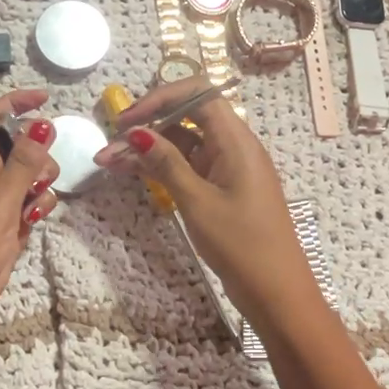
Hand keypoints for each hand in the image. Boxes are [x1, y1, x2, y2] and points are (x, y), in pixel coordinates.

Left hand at [0, 89, 59, 351]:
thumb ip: (23, 163)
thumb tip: (42, 123)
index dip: (14, 103)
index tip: (46, 98)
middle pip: (16, 146)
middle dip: (37, 155)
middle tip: (40, 179)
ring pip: (27, 176)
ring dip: (39, 185)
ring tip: (33, 207)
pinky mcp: (4, 228)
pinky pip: (28, 204)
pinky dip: (36, 208)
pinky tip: (33, 223)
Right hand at [95, 77, 319, 320]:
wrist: (278, 295)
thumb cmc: (242, 245)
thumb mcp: (198, 202)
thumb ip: (166, 163)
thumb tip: (136, 132)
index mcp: (236, 140)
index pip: (198, 93)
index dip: (159, 98)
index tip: (127, 120)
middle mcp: (233, 146)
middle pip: (185, 117)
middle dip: (146, 127)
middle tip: (109, 148)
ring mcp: (227, 168)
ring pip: (182, 143)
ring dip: (147, 149)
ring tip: (109, 163)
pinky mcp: (221, 189)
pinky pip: (187, 165)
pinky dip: (160, 167)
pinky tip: (131, 173)